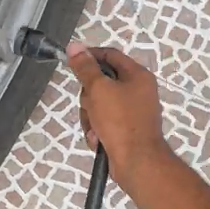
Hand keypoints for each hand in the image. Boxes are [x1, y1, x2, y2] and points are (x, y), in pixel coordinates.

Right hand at [66, 41, 173, 187]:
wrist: (137, 162)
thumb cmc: (120, 121)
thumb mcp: (99, 89)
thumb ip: (85, 68)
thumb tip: (75, 46)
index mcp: (138, 75)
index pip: (110, 55)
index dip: (89, 56)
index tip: (72, 62)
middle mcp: (138, 91)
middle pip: (101, 82)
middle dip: (89, 97)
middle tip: (90, 106)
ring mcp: (132, 112)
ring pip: (99, 105)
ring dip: (91, 117)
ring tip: (95, 129)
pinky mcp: (126, 130)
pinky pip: (103, 123)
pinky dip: (97, 130)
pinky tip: (99, 140)